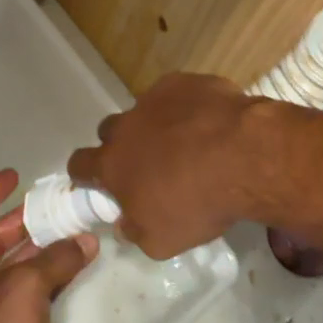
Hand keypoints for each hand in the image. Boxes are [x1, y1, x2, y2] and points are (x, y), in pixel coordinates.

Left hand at [0, 169, 97, 322]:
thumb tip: (86, 241)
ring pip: (18, 264)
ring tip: (76, 228)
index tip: (14, 174)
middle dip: (25, 220)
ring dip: (44, 247)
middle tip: (57, 203)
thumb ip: (57, 257)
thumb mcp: (26, 286)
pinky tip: (77, 264)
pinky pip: (31, 289)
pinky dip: (52, 274)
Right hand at [67, 72, 278, 259]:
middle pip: (110, 132)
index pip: (79, 165)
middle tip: (150, 164)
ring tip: (188, 142)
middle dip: (123, 145)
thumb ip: (135, 230)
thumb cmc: (198, 203)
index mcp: (113, 165)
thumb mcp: (161, 241)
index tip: (98, 181)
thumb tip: (125, 221)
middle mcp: (127, 126)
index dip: (85, 174)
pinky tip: (209, 121)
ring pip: (145, 111)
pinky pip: (176, 93)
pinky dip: (186, 107)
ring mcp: (155, 99)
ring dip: (158, 126)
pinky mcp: (184, 82)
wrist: (243, 155)